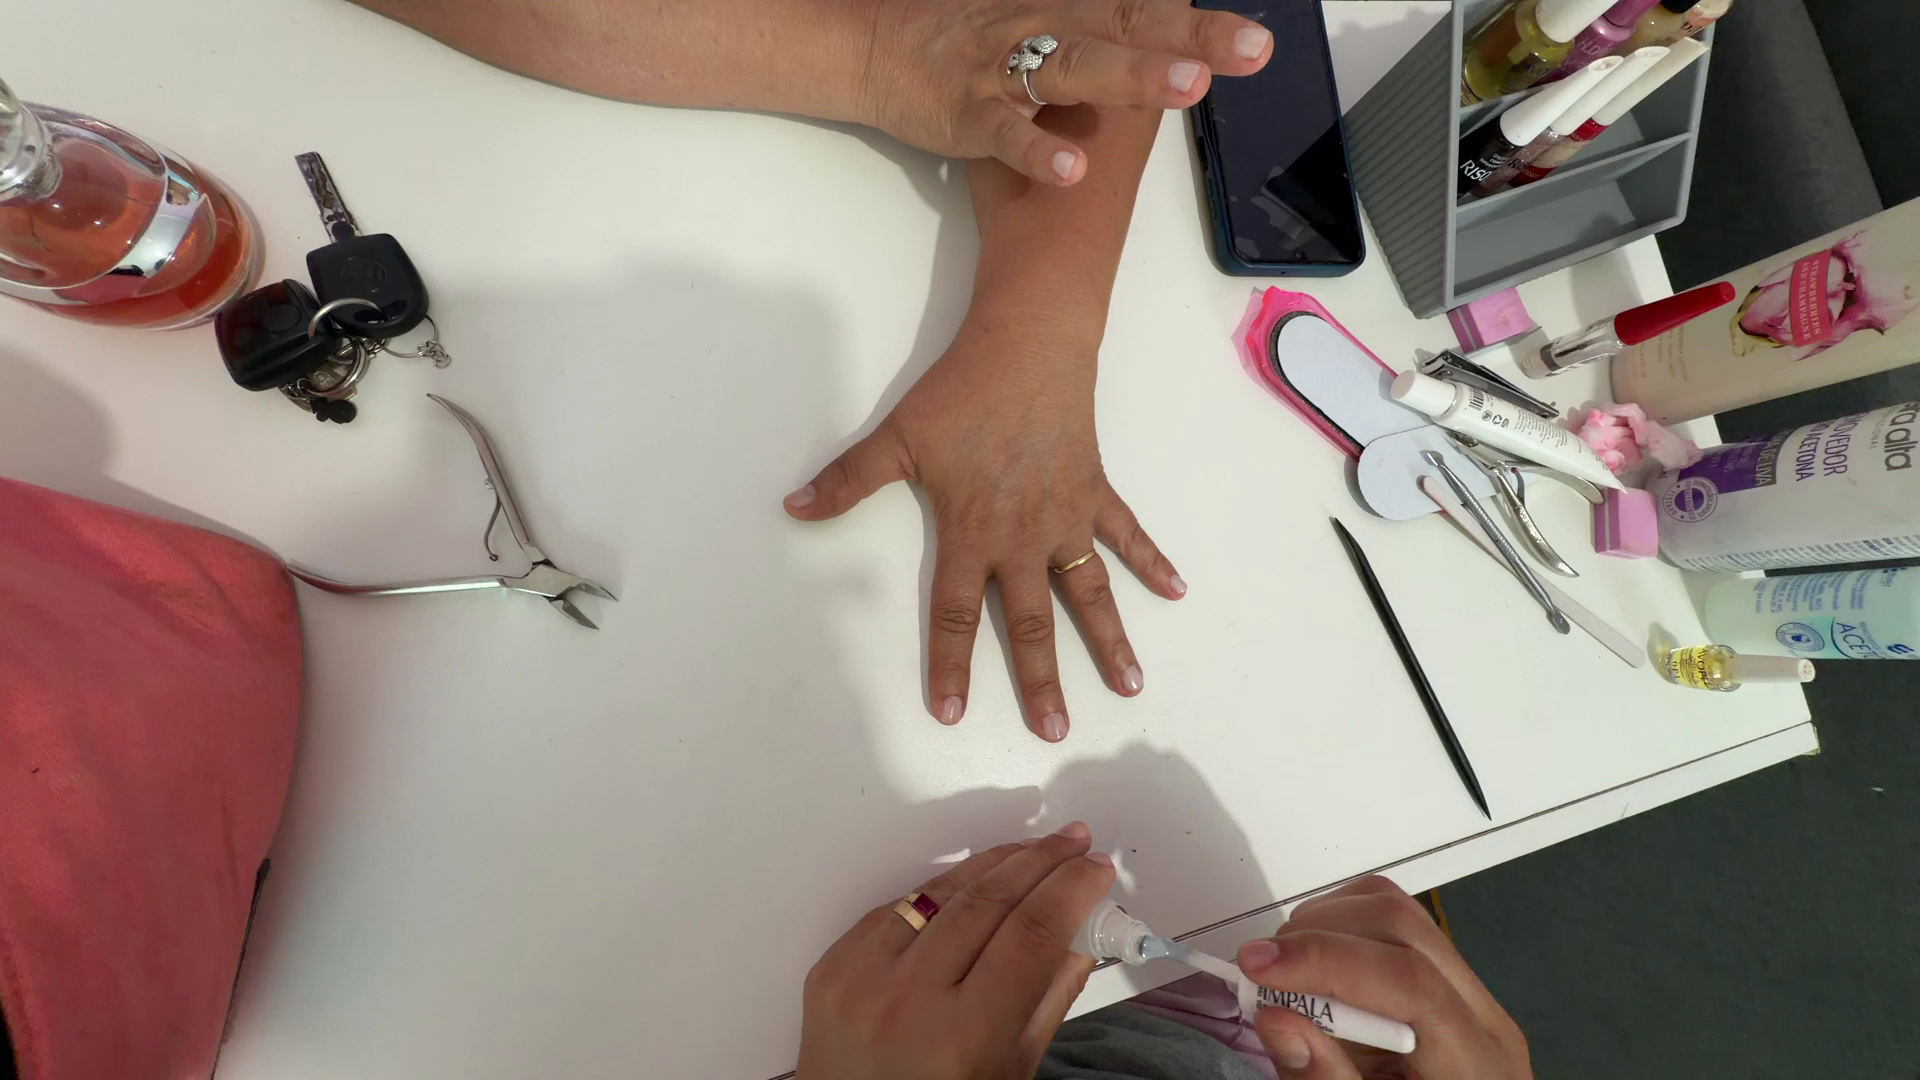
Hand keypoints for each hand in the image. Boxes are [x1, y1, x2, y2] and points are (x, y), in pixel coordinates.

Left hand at [783, 307, 1182, 741]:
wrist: (1027, 347)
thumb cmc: (962, 395)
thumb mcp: (898, 437)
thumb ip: (849, 480)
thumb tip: (794, 507)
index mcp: (973, 534)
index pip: (957, 614)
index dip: (951, 665)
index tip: (954, 713)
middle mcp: (1023, 539)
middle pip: (1032, 622)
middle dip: (1041, 680)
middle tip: (1053, 732)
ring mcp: (1067, 518)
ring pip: (1089, 591)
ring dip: (1108, 640)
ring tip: (1128, 686)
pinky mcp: (1096, 492)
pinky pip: (1128, 533)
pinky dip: (1152, 561)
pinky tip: (1177, 590)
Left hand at [796, 823, 1113, 1079]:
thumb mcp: (1007, 1076)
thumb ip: (1046, 1001)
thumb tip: (1080, 932)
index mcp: (960, 1041)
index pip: (1030, 935)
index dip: (1071, 890)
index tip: (1096, 868)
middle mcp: (906, 1000)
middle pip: (989, 899)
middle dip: (1041, 859)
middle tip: (1074, 840)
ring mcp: (862, 975)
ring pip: (944, 888)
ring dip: (996, 859)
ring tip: (1034, 847)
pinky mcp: (835, 960)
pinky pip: (903, 904)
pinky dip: (946, 887)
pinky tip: (977, 878)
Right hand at [855, 0, 1272, 184]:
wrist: (881, 49)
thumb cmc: (962, 39)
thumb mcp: (1029, 17)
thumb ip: (1082, 24)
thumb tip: (1133, 30)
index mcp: (1061, 7)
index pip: (1139, 6)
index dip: (1193, 19)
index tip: (1251, 36)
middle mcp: (1040, 27)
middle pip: (1125, 26)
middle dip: (1191, 38)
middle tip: (1252, 50)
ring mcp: (1003, 71)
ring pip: (1073, 67)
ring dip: (1133, 76)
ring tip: (1190, 88)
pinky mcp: (967, 115)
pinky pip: (1005, 132)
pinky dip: (1036, 151)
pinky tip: (1071, 171)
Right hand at [1235, 878, 1532, 1079]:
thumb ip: (1322, 1078)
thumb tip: (1272, 1015)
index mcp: (1477, 1066)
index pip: (1409, 980)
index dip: (1325, 960)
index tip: (1257, 967)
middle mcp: (1481, 1012)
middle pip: (1399, 925)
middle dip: (1316, 936)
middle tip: (1262, 969)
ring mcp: (1463, 982)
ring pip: (1388, 904)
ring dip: (1320, 923)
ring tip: (1286, 970)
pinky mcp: (1434, 965)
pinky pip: (1382, 909)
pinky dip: (1332, 919)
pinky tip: (1314, 962)